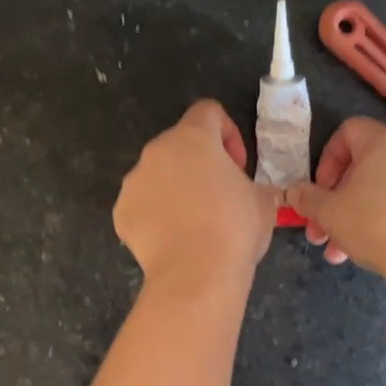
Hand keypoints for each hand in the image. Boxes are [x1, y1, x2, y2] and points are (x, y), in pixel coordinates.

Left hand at [115, 100, 280, 286]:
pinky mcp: (121, 212)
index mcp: (193, 138)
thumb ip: (257, 186)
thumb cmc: (235, 229)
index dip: (228, 133)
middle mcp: (157, 151)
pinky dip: (156, 215)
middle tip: (219, 196)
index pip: (208, 111)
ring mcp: (134, 182)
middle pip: (180, 145)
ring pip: (158, 175)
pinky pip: (142, 205)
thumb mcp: (264, 203)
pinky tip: (174, 240)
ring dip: (176, 189)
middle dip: (200, 164)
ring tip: (195, 223)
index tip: (238, 166)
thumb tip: (255, 194)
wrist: (196, 275)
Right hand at [284, 116, 385, 276]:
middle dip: (337, 199)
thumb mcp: (329, 213)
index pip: (348, 131)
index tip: (320, 191)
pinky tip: (373, 251)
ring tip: (340, 251)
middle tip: (322, 228)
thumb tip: (294, 191)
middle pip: (364, 166)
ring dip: (356, 216)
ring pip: (383, 190)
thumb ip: (307, 199)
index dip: (327, 159)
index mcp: (383, 143)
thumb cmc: (374, 225)